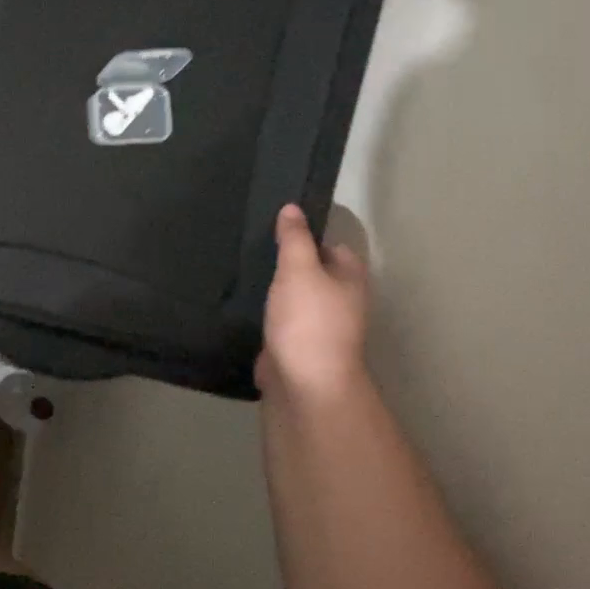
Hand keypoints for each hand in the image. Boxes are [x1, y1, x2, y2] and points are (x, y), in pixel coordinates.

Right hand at [257, 204, 370, 394]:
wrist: (305, 380)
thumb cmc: (308, 320)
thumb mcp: (299, 270)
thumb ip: (294, 238)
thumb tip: (292, 207)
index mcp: (350, 278)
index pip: (330, 245)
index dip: (304, 236)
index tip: (271, 228)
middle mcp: (339, 299)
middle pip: (310, 270)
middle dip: (283, 262)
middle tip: (249, 247)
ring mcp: (317, 323)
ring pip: (292, 295)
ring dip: (271, 288)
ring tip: (239, 271)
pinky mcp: (295, 342)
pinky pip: (278, 317)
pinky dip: (263, 311)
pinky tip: (240, 303)